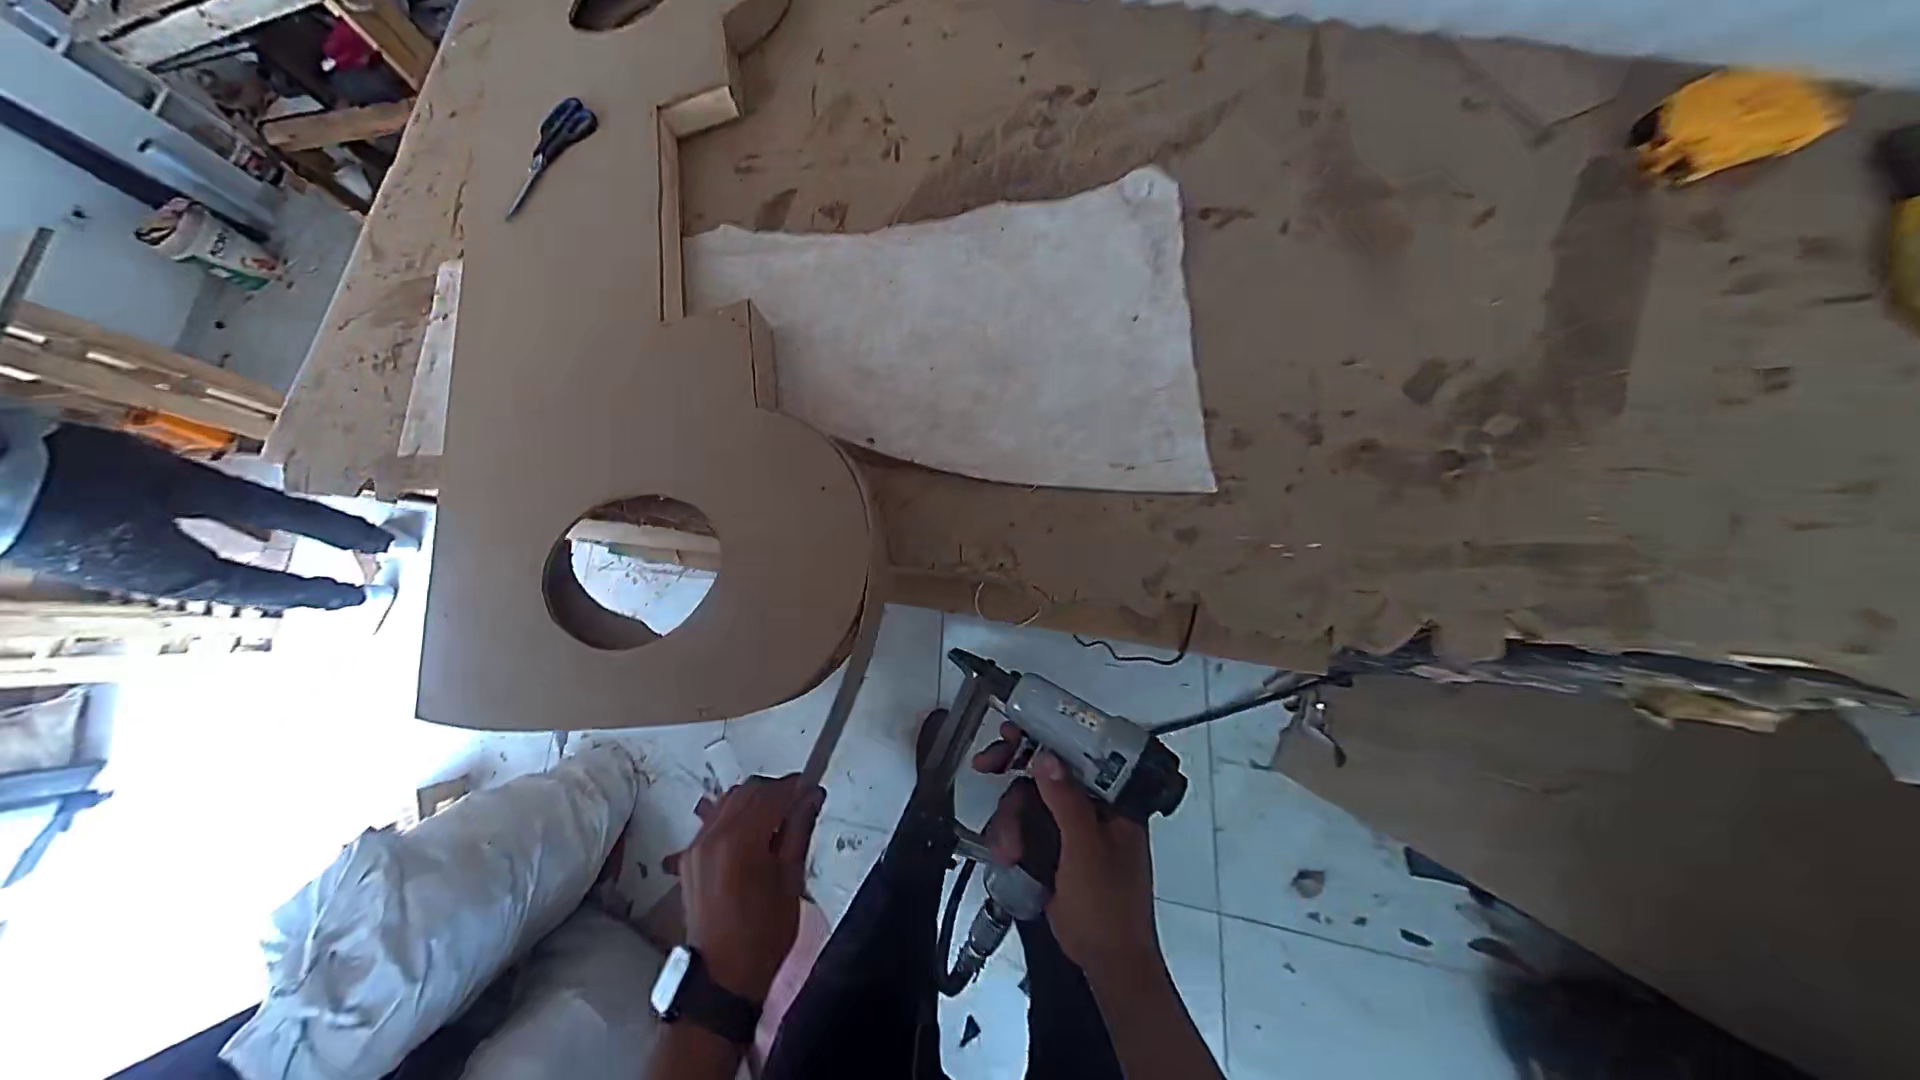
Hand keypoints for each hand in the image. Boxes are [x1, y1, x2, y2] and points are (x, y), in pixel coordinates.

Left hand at [663, 773, 824, 1000]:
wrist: (722, 980)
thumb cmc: (763, 935)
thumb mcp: (791, 878)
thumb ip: (799, 829)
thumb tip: (811, 797)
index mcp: (739, 841)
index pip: (772, 792)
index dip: (797, 786)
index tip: (813, 789)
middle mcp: (712, 837)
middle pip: (748, 790)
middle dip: (776, 791)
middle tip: (800, 805)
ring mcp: (696, 847)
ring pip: (729, 800)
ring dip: (755, 801)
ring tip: (777, 821)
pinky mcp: (689, 859)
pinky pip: (714, 820)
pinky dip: (736, 816)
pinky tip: (753, 835)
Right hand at [972, 726, 1159, 978]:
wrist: (1106, 962)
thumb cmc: (1109, 906)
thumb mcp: (1087, 850)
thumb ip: (1067, 802)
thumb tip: (1047, 757)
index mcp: (1114, 800)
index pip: (1082, 754)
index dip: (1049, 736)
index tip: (1015, 730)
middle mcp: (1092, 806)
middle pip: (1047, 771)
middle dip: (1016, 771)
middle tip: (986, 763)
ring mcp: (1070, 826)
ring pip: (1029, 799)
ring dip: (1011, 820)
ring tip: (1009, 850)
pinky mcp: (1051, 846)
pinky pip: (1023, 826)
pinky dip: (1010, 837)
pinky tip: (1008, 856)